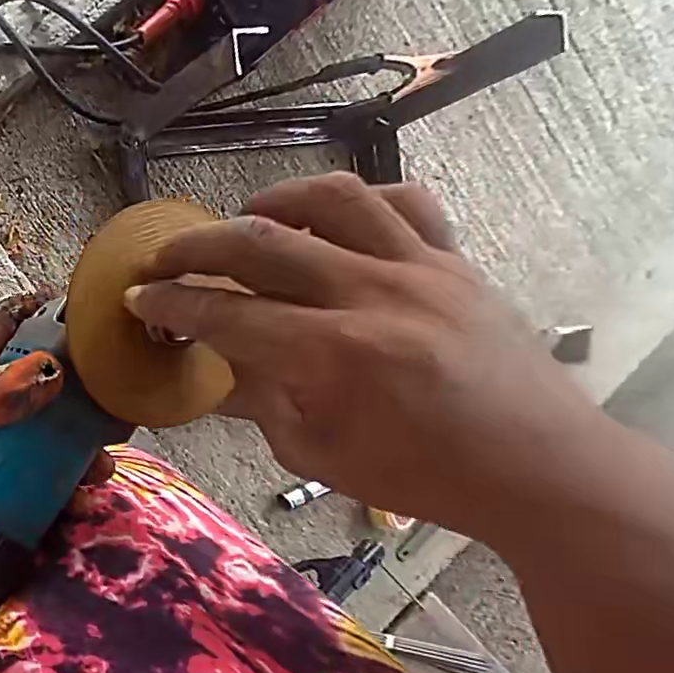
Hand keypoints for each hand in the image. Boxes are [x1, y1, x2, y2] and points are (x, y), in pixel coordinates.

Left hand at [0, 293, 111, 559]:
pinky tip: (79, 503)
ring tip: (98, 470)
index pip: (13, 323)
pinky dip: (67, 489)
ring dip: (84, 451)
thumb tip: (52, 372)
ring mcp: (1, 438)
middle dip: (85, 399)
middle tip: (111, 416)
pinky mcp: (3, 476)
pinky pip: (45, 478)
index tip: (83, 315)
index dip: (45, 311)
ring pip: (56, 435)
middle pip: (51, 384)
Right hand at [123, 173, 621, 540]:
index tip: (138, 298)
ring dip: (271, 200)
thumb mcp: (312, 452)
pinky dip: (355, 201)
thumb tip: (213, 364)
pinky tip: (328, 220)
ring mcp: (419, 268)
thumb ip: (256, 399)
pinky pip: (403, 201)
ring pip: (333, 198)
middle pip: (262, 243)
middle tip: (162, 256)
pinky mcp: (454, 260)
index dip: (172, 304)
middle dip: (196, 246)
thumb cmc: (414, 474)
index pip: (226, 314)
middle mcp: (370, 295)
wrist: (534, 467)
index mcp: (330, 355)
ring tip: (241, 219)